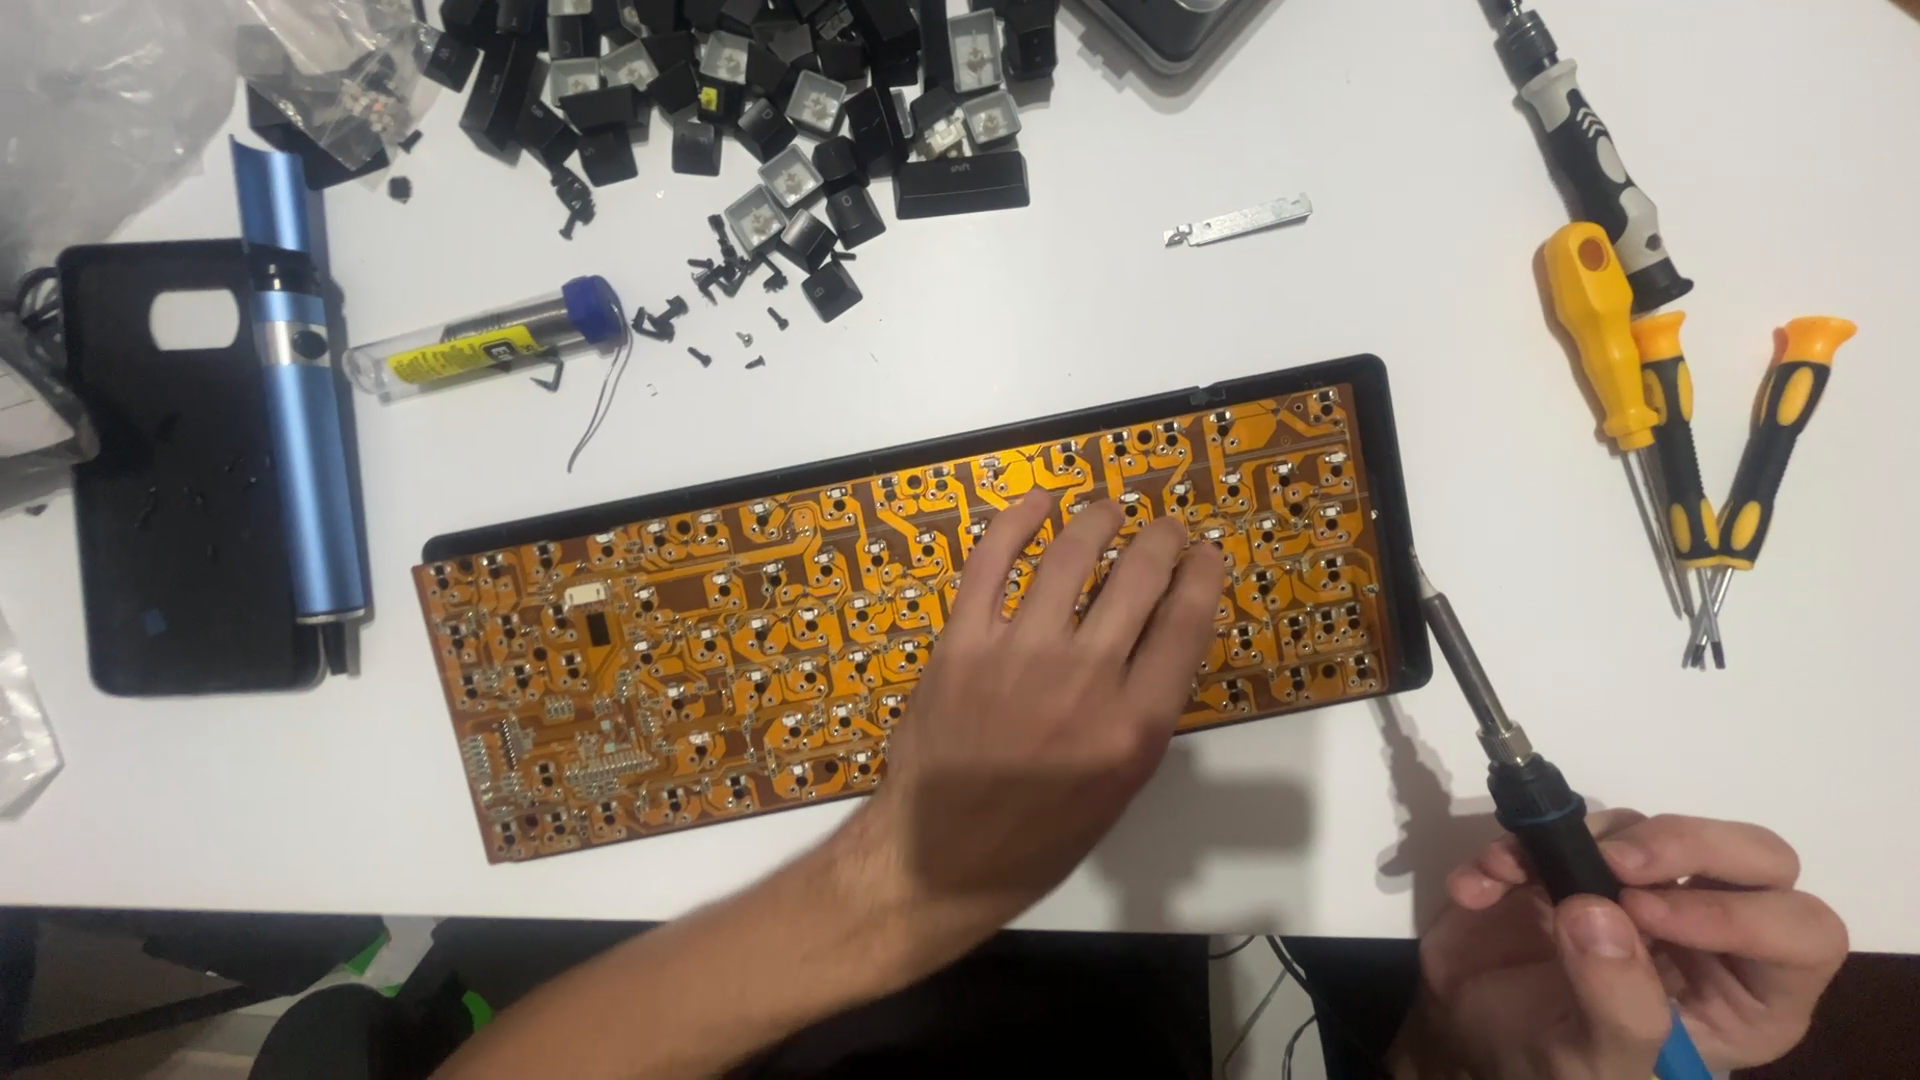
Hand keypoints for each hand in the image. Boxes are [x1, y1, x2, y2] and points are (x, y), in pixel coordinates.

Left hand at [830, 492, 1225, 976]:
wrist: (944, 854)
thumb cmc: (1039, 836)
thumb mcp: (1118, 788)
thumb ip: (1142, 712)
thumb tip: (1153, 639)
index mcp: (1134, 725)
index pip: (1187, 623)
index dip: (1204, 576)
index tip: (1206, 555)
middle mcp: (1085, 679)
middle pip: (1138, 578)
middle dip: (1161, 539)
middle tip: (1164, 527)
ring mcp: (1018, 653)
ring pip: (1070, 556)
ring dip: (1098, 520)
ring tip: (1110, 510)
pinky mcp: (962, 642)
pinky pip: (991, 562)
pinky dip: (1017, 521)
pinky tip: (1040, 502)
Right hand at [1392, 810, 1847, 1078]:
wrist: (1469, 1036)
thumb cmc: (1557, 1069)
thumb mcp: (1601, 1062)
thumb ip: (1618, 1002)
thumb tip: (1597, 911)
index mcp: (1743, 992)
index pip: (1797, 931)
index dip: (1735, 911)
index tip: (1643, 911)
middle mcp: (1701, 931)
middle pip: (1751, 858)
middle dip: (1682, 843)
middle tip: (1613, 858)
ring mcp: (1625, 888)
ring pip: (1642, 828)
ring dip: (1571, 837)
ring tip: (1513, 872)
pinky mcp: (1558, 862)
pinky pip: (1547, 828)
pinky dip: (1506, 847)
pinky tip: (1475, 889)